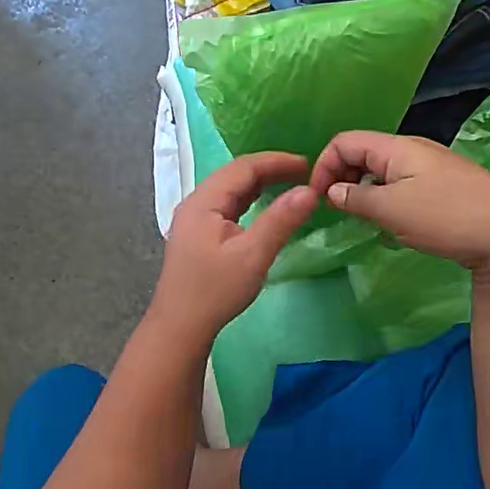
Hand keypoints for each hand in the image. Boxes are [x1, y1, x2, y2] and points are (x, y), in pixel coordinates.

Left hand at [151, 152, 318, 335]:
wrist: (180, 327)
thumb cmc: (215, 291)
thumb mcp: (253, 255)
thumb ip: (281, 220)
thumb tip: (309, 191)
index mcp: (204, 202)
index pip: (243, 167)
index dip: (277, 161)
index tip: (309, 164)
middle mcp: (196, 204)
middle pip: (236, 175)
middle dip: (271, 170)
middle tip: (305, 174)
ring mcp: (195, 220)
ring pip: (232, 191)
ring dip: (262, 184)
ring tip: (292, 186)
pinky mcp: (199, 235)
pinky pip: (229, 206)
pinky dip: (252, 201)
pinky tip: (267, 207)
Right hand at [309, 131, 489, 274]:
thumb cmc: (446, 216)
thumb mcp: (392, 209)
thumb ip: (357, 197)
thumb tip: (332, 191)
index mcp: (396, 147)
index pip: (345, 141)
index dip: (323, 166)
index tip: (318, 200)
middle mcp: (413, 150)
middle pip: (364, 153)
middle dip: (342, 177)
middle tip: (338, 210)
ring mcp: (432, 167)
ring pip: (384, 170)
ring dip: (365, 190)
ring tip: (363, 218)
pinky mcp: (446, 187)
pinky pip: (403, 184)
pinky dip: (387, 197)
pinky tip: (394, 222)